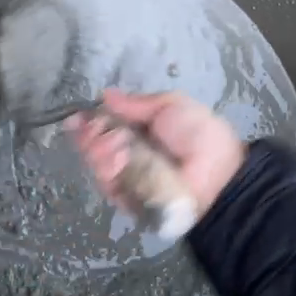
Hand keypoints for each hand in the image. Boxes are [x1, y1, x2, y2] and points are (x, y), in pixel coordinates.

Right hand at [70, 89, 247, 219]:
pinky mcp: (130, 201)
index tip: (76, 117)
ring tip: (118, 146)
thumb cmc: (199, 134)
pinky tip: (119, 158)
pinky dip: (109, 170)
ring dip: (100, 150)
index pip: (101, 126)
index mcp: (137, 131)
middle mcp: (127, 155)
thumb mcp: (170, 105)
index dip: (87, 122)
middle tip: (100, 129)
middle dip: (90, 134)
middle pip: (92, 145)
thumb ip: (137, 104)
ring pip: (96, 164)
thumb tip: (105, 94)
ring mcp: (127, 179)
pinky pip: (108, 185)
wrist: (220, 174)